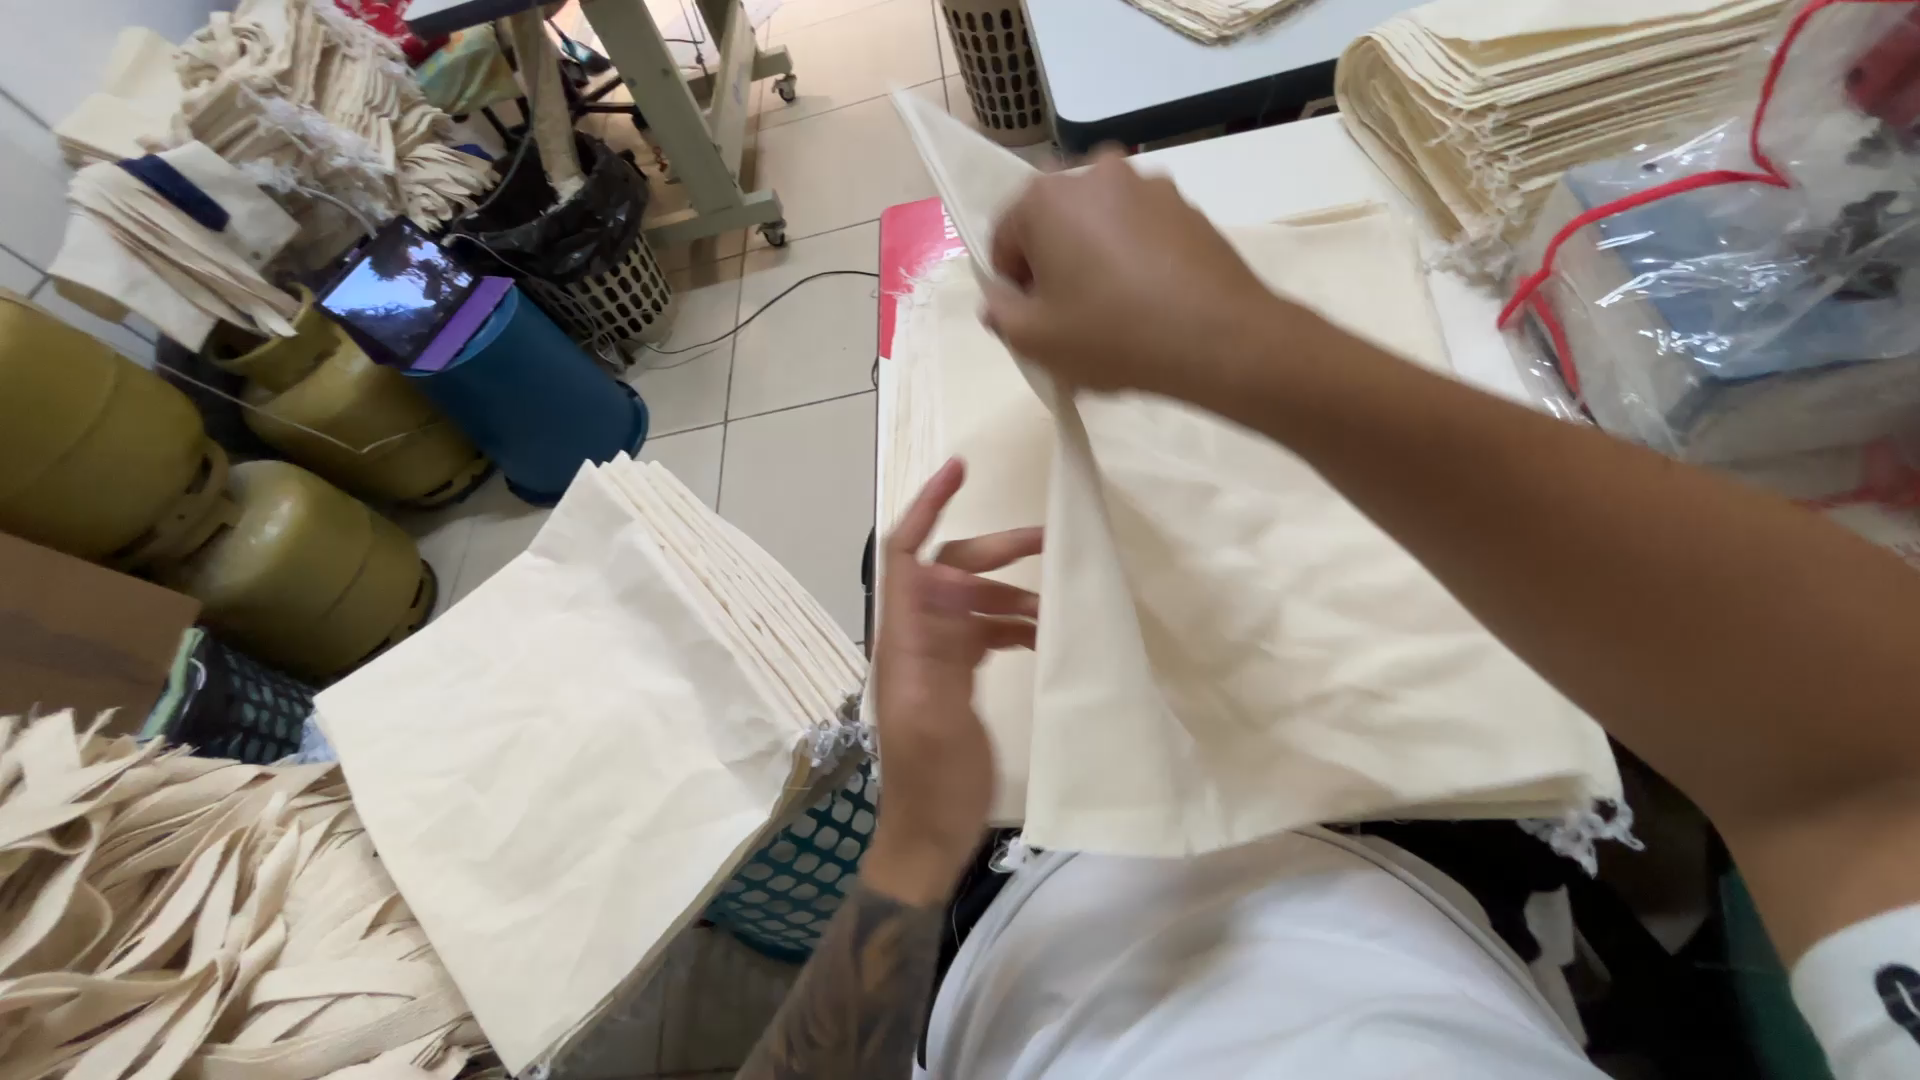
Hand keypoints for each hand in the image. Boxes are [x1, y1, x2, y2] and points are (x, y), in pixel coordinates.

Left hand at [863, 458, 1041, 904]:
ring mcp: (936, 657)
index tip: (960, 470)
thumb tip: (942, 573)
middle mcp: (915, 638)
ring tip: (1056, 604)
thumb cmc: (933, 782)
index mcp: (903, 640)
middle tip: (1050, 542)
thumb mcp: (936, 713)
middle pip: (950, 571)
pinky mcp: (956, 676)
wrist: (930, 833)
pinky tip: (1041, 634)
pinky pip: (983, 633)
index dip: (926, 507)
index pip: (906, 554)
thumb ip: (938, 644)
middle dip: (995, 550)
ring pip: (971, 600)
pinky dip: (1012, 625)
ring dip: (1011, 593)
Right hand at [981, 147, 1290, 400]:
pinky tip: (1146, 304)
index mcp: (1047, 197)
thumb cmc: (1111, 335)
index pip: (1004, 238)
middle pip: (1054, 225)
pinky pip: (1139, 233)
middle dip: (1053, 268)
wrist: (1217, 339)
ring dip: (1093, 263)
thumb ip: (1000, 313)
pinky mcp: (1186, 206)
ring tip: (1111, 314)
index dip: (1010, 285)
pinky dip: (1132, 261)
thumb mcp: (1034, 339)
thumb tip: (999, 300)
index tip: (1030, 320)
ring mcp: (1148, 185)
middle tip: (1068, 319)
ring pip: (1099, 228)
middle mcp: (1095, 173)